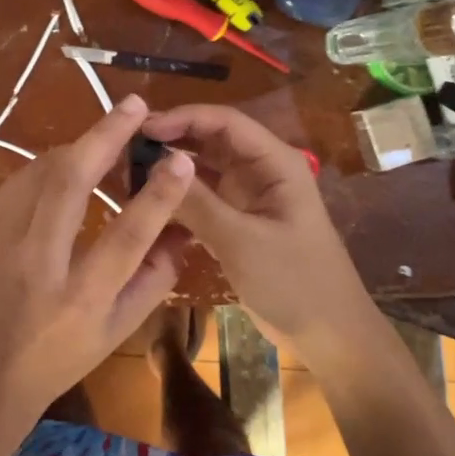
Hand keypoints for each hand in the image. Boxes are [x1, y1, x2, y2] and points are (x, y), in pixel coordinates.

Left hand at [0, 95, 194, 423]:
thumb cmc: (62, 355)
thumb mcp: (119, 330)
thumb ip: (156, 278)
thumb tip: (184, 227)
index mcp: (81, 297)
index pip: (125, 237)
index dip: (157, 196)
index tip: (179, 159)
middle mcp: (39, 261)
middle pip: (70, 182)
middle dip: (105, 136)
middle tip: (134, 106)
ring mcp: (4, 239)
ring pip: (42, 170)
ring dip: (80, 146)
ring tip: (110, 133)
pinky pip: (24, 178)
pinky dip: (52, 163)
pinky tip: (71, 162)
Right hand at [142, 104, 368, 355]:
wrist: (329, 337)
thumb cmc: (294, 282)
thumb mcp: (241, 241)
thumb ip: (197, 203)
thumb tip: (151, 166)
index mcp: (275, 162)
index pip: (224, 122)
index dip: (183, 118)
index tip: (141, 127)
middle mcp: (261, 170)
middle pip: (210, 140)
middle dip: (171, 140)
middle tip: (125, 147)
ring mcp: (249, 196)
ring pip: (203, 169)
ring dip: (171, 170)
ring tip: (127, 171)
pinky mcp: (238, 221)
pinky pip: (202, 198)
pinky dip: (178, 198)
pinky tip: (146, 203)